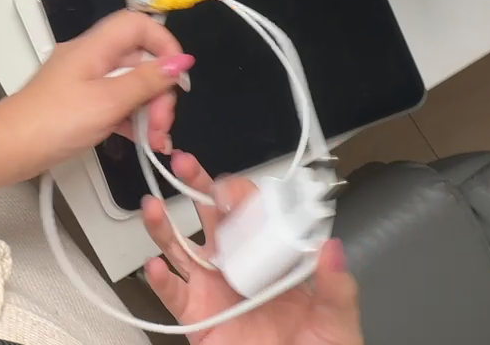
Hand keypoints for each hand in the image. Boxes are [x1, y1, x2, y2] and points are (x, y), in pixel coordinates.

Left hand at [0, 10, 192, 179]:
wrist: (10, 148)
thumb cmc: (55, 121)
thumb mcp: (107, 102)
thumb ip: (145, 81)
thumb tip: (180, 61)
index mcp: (93, 47)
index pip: (136, 24)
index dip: (163, 43)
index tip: (179, 76)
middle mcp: (89, 57)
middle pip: (138, 59)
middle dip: (159, 91)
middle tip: (162, 126)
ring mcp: (84, 80)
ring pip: (130, 84)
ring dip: (149, 111)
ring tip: (154, 142)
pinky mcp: (81, 104)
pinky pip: (116, 103)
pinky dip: (132, 120)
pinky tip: (142, 142)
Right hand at [141, 153, 361, 344]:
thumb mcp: (338, 329)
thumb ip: (337, 291)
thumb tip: (331, 246)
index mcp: (269, 260)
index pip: (253, 213)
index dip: (242, 196)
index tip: (235, 193)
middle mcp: (235, 265)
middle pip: (210, 216)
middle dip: (195, 185)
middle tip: (182, 162)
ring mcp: (211, 288)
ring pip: (178, 247)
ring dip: (162, 224)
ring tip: (151, 207)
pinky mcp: (194, 316)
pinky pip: (171, 294)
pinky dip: (158, 280)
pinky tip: (154, 266)